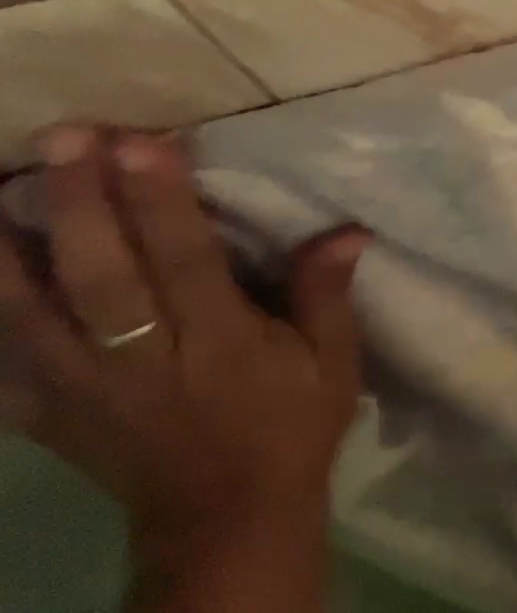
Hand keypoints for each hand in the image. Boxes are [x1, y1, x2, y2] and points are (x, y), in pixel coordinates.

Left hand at [0, 127, 364, 610]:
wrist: (225, 514)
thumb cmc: (295, 425)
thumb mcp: (335, 363)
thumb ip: (327, 296)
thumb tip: (347, 231)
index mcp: (220, 345)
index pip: (184, 261)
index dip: (162, 202)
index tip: (146, 143)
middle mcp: (142, 359)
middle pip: (99, 273)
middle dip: (79, 202)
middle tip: (66, 138)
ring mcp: (81, 389)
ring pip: (27, 310)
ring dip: (8, 246)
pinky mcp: (46, 413)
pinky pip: (0, 363)